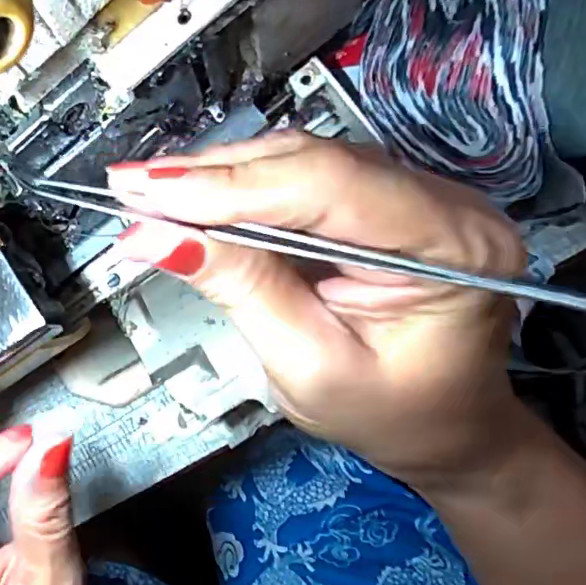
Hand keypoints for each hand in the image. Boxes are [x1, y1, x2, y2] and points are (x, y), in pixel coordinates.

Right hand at [108, 132, 533, 486]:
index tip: (150, 192)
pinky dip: (241, 188)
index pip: (326, 187)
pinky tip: (194, 193)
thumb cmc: (392, 414)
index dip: (229, 187)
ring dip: (219, 176)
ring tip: (150, 189)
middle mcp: (442, 202)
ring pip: (301, 161)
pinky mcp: (379, 200)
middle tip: (133, 184)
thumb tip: (158, 238)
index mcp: (451, 248)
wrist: (443, 423)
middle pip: (311, 162)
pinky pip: (302, 177)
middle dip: (213, 176)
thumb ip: (241, 290)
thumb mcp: (308, 365)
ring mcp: (414, 193)